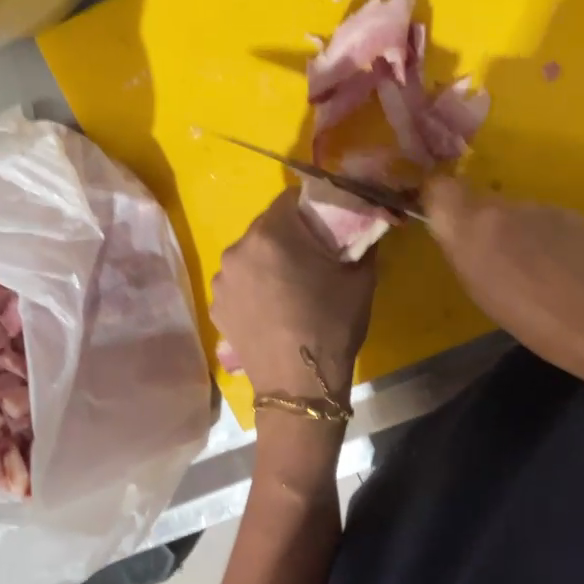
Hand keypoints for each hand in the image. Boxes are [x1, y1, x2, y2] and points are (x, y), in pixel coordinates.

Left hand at [211, 190, 377, 403]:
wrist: (300, 386)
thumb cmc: (333, 324)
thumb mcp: (361, 277)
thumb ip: (361, 239)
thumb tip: (366, 220)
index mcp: (272, 234)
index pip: (291, 197)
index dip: (312, 205)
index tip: (328, 223)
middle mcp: (238, 249)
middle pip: (268, 226)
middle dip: (291, 235)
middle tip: (316, 257)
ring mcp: (222, 280)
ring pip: (252, 254)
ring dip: (271, 261)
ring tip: (294, 288)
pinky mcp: (217, 306)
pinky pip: (240, 282)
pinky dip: (256, 287)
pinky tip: (275, 309)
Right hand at [422, 177, 583, 379]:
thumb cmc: (536, 326)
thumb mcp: (482, 293)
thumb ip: (463, 252)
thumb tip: (455, 230)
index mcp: (471, 230)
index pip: (439, 189)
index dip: (439, 202)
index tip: (444, 224)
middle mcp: (501, 208)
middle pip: (476, 199)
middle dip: (478, 221)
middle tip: (491, 258)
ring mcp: (538, 207)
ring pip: (510, 210)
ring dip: (511, 229)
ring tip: (531, 269)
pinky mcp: (569, 211)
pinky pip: (540, 218)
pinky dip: (541, 235)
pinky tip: (559, 266)